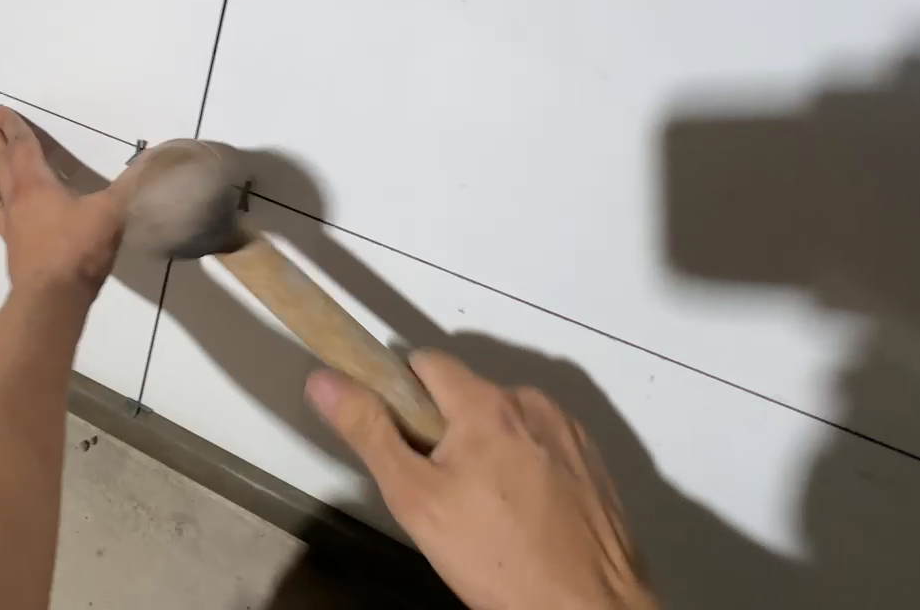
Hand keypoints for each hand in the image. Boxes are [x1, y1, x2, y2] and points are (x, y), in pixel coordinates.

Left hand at [0, 104, 124, 297]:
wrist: (52, 299)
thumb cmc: (78, 250)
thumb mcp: (111, 212)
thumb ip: (132, 183)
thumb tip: (155, 156)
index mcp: (36, 184)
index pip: (20, 145)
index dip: (9, 124)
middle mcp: (17, 199)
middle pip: (0, 160)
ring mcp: (11, 226)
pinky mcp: (14, 248)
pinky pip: (1, 218)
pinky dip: (3, 207)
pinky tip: (13, 215)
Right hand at [307, 352, 654, 609]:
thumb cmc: (494, 557)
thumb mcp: (414, 498)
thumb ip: (367, 430)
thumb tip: (323, 379)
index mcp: (486, 403)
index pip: (425, 362)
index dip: (404, 393)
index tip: (403, 437)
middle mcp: (531, 402)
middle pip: (465, 391)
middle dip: (444, 424)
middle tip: (440, 482)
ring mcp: (569, 431)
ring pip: (503, 416)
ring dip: (487, 441)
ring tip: (486, 503)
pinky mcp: (596, 461)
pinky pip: (539, 440)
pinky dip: (525, 460)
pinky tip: (525, 510)